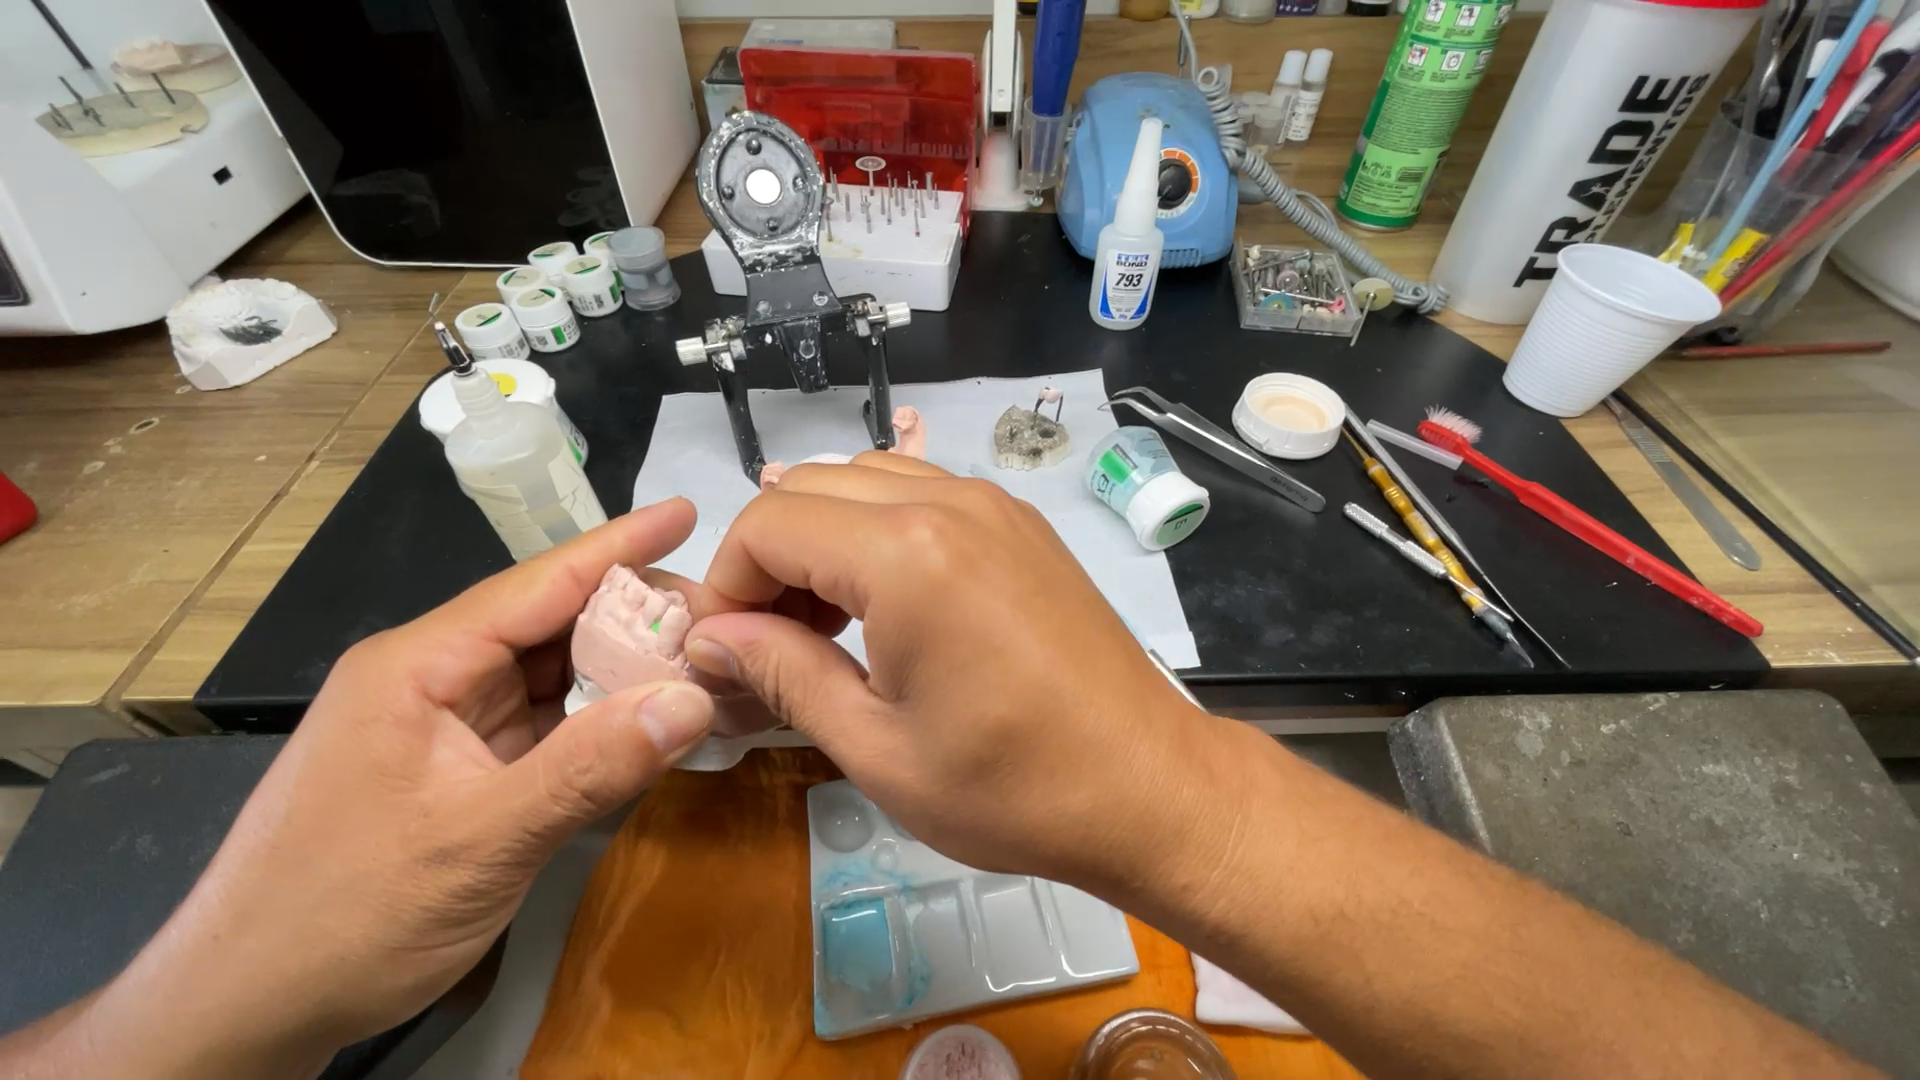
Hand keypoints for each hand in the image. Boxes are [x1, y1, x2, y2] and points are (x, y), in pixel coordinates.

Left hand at [45, 502, 716, 1074]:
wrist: (245, 1013)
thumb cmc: (342, 918)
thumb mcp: (476, 843)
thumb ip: (588, 768)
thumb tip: (695, 700)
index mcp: (421, 666)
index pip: (538, 585)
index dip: (618, 546)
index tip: (689, 511)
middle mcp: (440, 677)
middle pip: (556, 623)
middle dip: (640, 613)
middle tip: (725, 615)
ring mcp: (456, 722)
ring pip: (559, 672)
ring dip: (630, 667)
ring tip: (707, 658)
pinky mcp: (473, 764)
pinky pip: (555, 720)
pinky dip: (608, 717)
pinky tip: (656, 716)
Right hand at [681, 453, 1235, 887]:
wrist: (1147, 785)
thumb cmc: (1012, 788)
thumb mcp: (878, 749)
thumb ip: (784, 673)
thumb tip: (712, 636)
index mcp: (908, 554)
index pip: (769, 523)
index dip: (727, 582)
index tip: (727, 649)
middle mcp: (950, 501)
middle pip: (811, 487)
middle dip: (769, 558)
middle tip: (773, 643)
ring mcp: (994, 504)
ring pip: (864, 480)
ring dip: (823, 539)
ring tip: (828, 624)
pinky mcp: (1021, 523)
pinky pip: (921, 493)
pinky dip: (878, 531)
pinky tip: (889, 603)